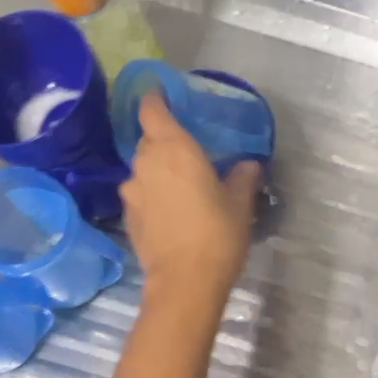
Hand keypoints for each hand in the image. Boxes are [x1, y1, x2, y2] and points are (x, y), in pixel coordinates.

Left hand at [118, 93, 263, 315]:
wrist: (185, 282)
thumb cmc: (217, 234)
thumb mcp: (240, 204)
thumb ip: (243, 178)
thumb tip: (248, 164)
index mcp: (173, 147)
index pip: (153, 108)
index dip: (156, 99)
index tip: (164, 95)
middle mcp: (145, 162)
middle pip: (149, 140)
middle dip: (166, 143)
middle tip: (189, 156)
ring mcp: (132, 191)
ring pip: (144, 171)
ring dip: (160, 174)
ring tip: (183, 191)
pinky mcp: (129, 217)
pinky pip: (142, 197)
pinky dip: (155, 199)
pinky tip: (173, 216)